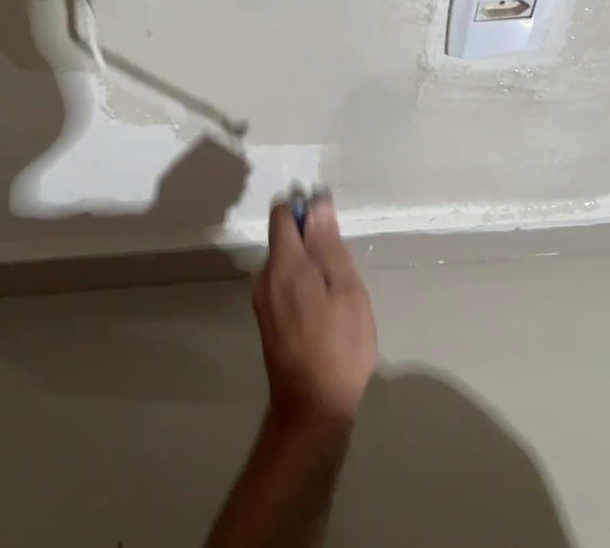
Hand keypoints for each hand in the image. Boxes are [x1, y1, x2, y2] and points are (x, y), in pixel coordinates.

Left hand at [252, 193, 377, 424]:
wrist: (312, 405)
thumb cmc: (339, 345)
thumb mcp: (346, 289)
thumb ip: (329, 244)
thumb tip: (317, 204)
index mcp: (284, 264)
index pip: (283, 214)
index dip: (306, 208)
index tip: (331, 223)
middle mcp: (264, 276)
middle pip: (285, 239)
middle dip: (313, 242)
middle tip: (345, 270)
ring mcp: (262, 300)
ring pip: (286, 264)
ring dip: (310, 267)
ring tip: (339, 296)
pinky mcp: (266, 319)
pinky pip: (284, 285)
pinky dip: (303, 286)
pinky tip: (324, 313)